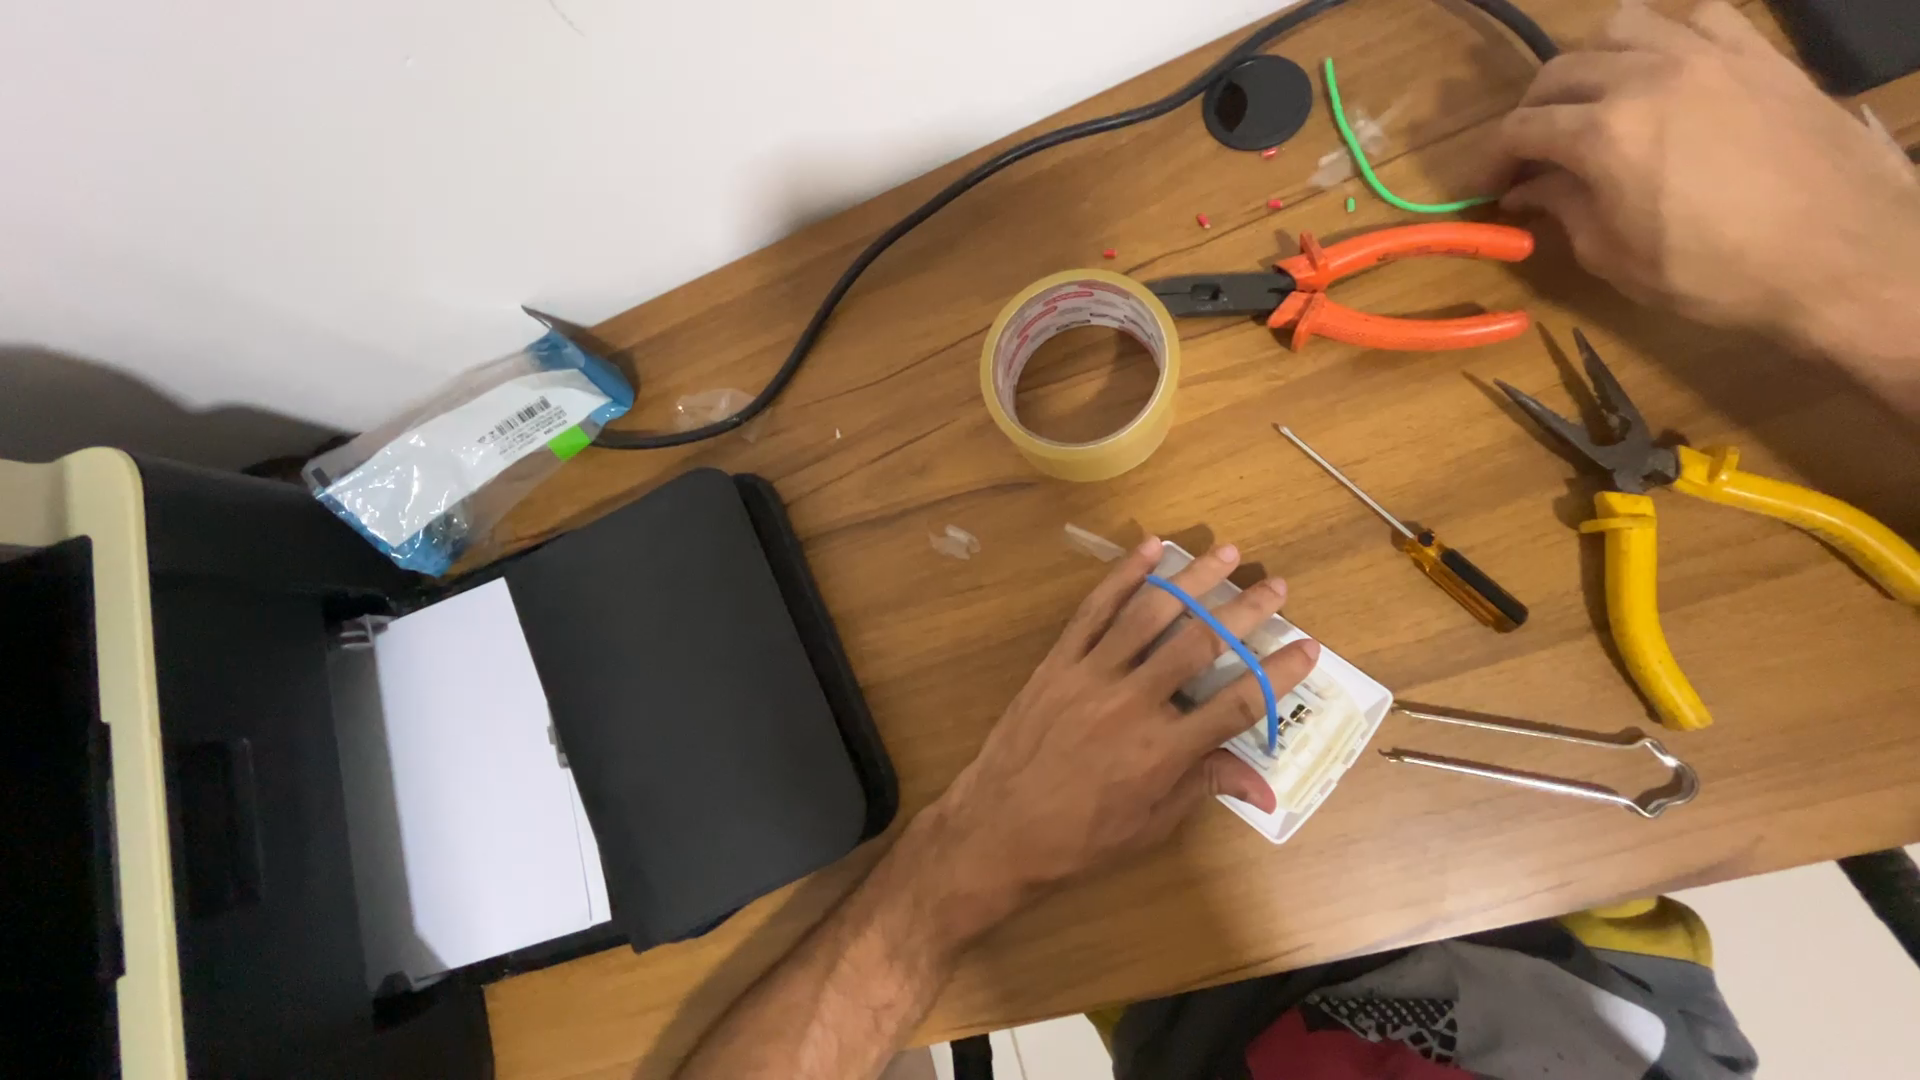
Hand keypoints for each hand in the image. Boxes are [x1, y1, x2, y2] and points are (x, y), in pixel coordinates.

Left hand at [918, 537, 1319, 920]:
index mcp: (1161, 751)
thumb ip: (1203, 787)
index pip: (1236, 704)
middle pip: (1198, 646)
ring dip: (1191, 580)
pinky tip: (1148, 550)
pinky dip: (1123, 576)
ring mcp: (1090, 676)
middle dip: (1242, 612)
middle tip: (1274, 585)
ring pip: (1149, 616)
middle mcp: (1131, 704)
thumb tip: (1267, 786)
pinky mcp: (1058, 662)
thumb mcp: (1149, 824)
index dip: (1277, 674)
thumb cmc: (1079, 836)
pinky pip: (1093, 611)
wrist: (997, 826)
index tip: (1308, 646)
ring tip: (1224, 552)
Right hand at [1496, 2, 1919, 364]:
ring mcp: (1711, 56)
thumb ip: (1562, 207)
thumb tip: (1526, 189)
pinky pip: (1694, 18)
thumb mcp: (1611, 252)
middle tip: (1529, 156)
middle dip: (1530, 114)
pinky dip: (1660, 40)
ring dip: (1588, 65)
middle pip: (1559, 72)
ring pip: (1621, 27)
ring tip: (1588, 105)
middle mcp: (1650, 78)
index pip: (1518, 129)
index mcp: (1604, 135)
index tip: (1485, 189)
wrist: (1839, 253)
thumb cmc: (1709, 271)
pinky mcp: (1758, 54)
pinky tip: (1655, 77)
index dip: (1490, 161)